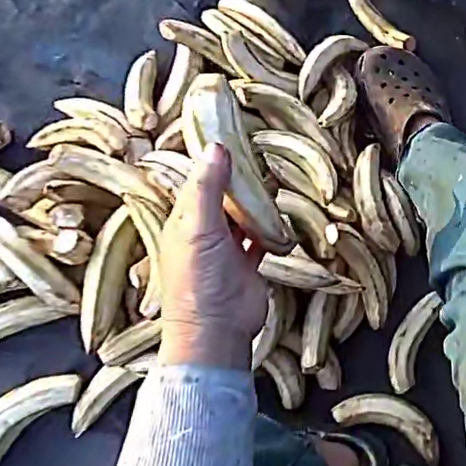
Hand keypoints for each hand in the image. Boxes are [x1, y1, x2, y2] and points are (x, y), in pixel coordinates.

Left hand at [156, 145, 268, 371]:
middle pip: (223, 196)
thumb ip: (208, 188)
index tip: (233, 135)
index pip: (197, 180)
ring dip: (257, 203)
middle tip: (262, 155)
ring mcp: (226, 247)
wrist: (217, 330)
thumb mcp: (198, 228)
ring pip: (244, 215)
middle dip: (240, 179)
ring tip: (276, 182)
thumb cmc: (199, 281)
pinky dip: (272, 228)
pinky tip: (283, 219)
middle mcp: (203, 230)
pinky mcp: (248, 262)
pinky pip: (262, 237)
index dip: (212, 160)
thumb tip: (217, 146)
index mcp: (183, 220)